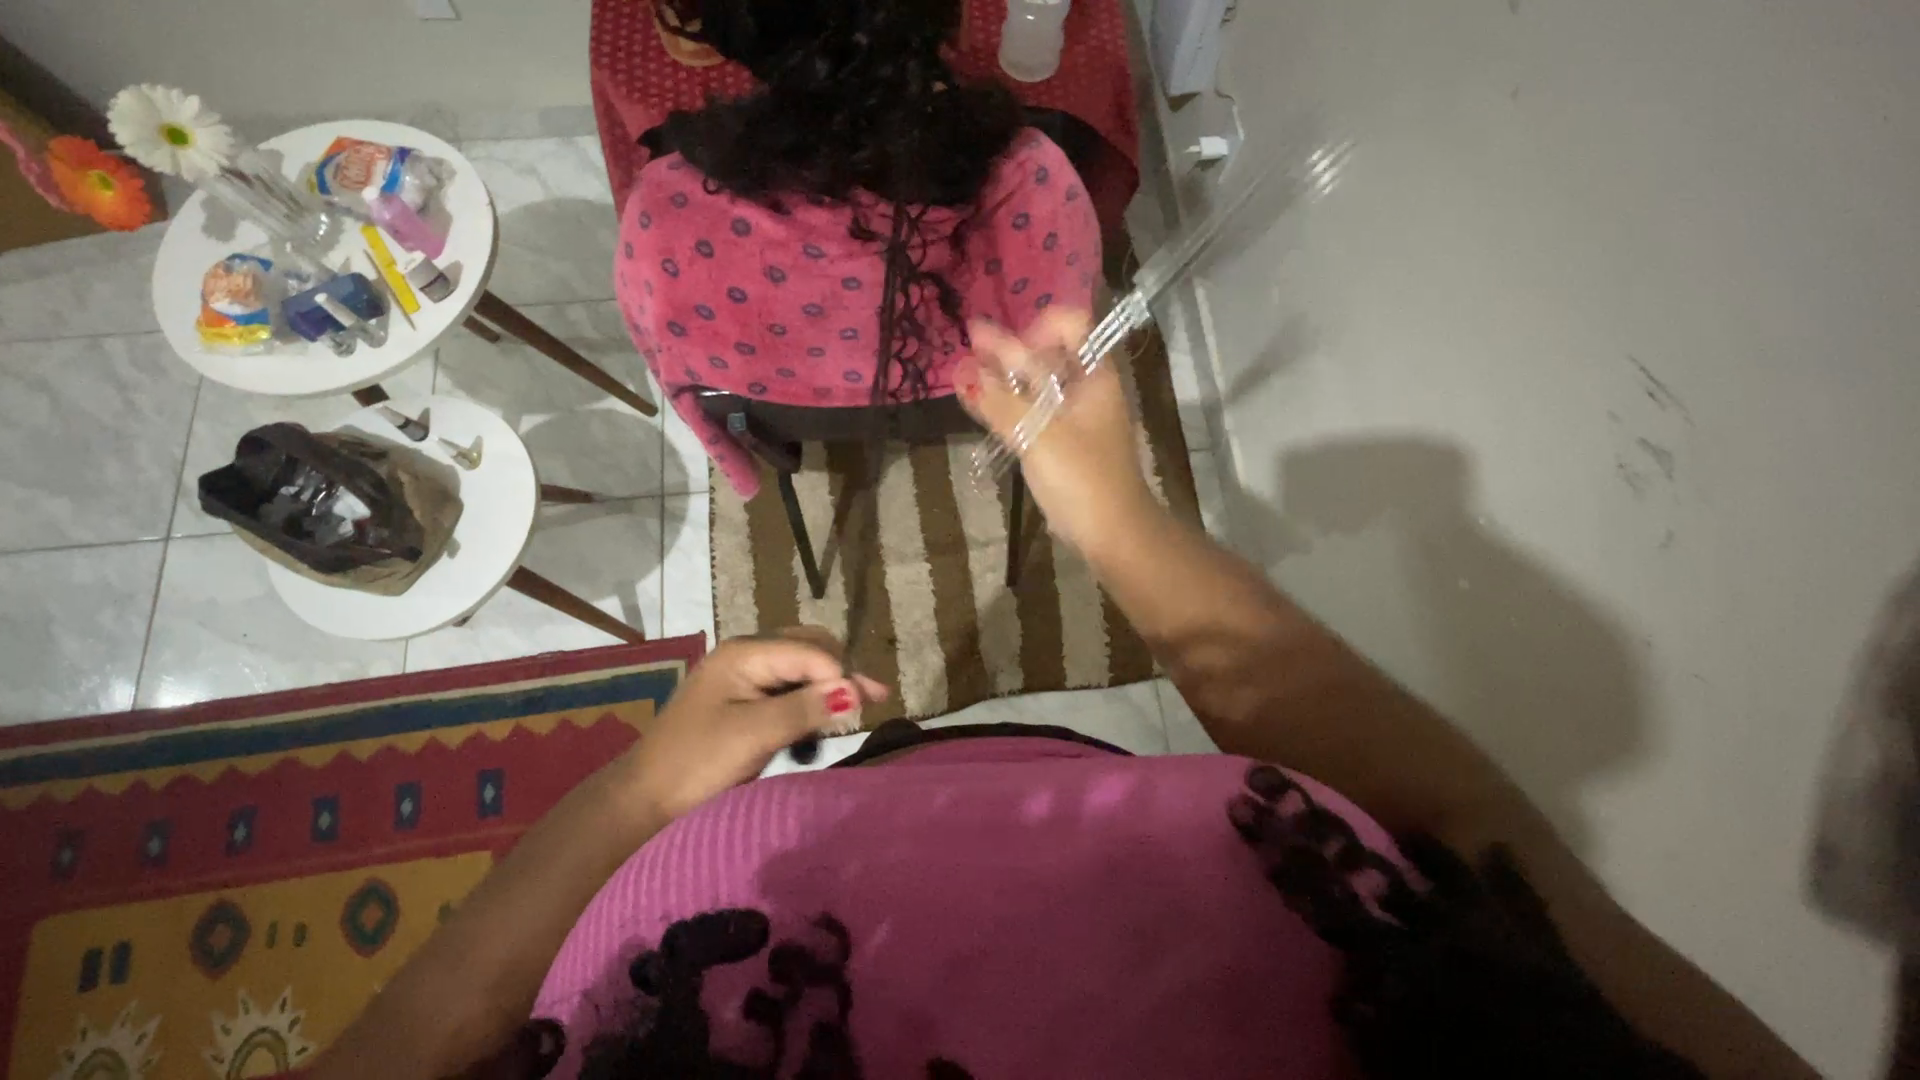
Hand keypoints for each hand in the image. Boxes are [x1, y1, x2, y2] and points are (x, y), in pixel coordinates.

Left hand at [616, 628, 889, 820]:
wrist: (642, 803)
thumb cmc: (696, 764)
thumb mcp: (755, 734)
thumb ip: (806, 707)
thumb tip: (857, 689)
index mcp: (744, 654)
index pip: (811, 651)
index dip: (841, 675)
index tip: (870, 706)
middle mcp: (745, 656)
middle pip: (809, 648)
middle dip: (839, 672)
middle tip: (870, 703)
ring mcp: (742, 679)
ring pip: (800, 668)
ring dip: (826, 686)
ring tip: (854, 711)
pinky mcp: (742, 703)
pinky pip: (787, 689)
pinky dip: (809, 700)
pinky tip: (824, 719)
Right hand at [956, 311, 1159, 553]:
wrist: (1112, 534)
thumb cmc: (1083, 479)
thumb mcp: (1039, 436)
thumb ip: (999, 403)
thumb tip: (962, 373)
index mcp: (1095, 377)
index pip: (1071, 325)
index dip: (1038, 327)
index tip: (1010, 348)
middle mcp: (1087, 390)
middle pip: (1047, 355)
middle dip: (1008, 348)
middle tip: (970, 338)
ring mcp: (1075, 418)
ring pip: (1037, 385)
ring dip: (1004, 376)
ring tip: (964, 371)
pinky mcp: (1063, 444)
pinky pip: (1034, 412)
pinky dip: (1009, 404)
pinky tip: (982, 404)